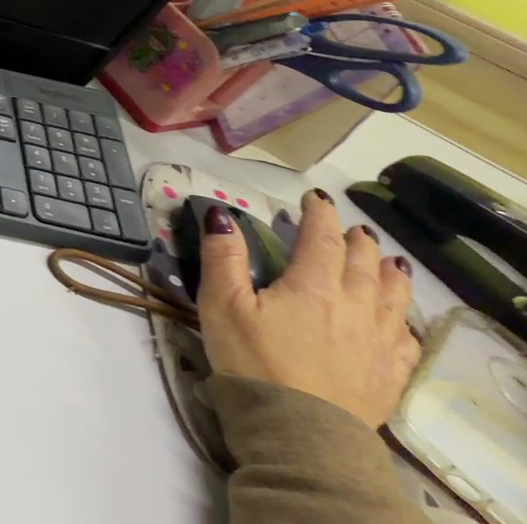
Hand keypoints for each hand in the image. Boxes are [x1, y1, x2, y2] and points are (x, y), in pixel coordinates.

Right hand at [196, 189, 420, 428]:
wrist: (301, 427)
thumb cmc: (253, 359)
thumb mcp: (222, 304)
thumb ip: (223, 257)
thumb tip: (220, 213)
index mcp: (313, 286)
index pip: (322, 239)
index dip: (319, 215)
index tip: (314, 198)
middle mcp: (355, 306)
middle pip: (363, 264)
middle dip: (356, 241)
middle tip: (351, 229)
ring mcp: (379, 340)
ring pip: (391, 296)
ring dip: (388, 273)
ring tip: (387, 261)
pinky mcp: (390, 371)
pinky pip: (405, 336)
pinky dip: (401, 317)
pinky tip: (396, 317)